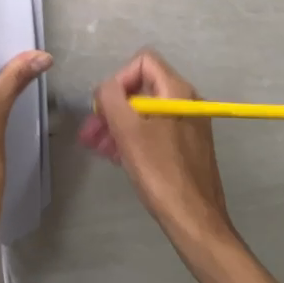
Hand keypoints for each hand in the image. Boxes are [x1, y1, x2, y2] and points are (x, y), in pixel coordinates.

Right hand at [79, 50, 233, 246]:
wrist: (195, 220)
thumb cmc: (160, 172)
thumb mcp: (128, 132)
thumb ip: (111, 99)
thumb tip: (105, 87)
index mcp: (177, 91)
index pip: (143, 62)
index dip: (119, 78)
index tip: (105, 107)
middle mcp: (186, 102)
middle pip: (142, 88)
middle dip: (112, 107)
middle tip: (89, 131)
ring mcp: (188, 125)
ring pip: (145, 112)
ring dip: (118, 124)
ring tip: (95, 147)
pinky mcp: (187, 146)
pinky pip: (154, 130)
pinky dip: (133, 137)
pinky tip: (115, 155)